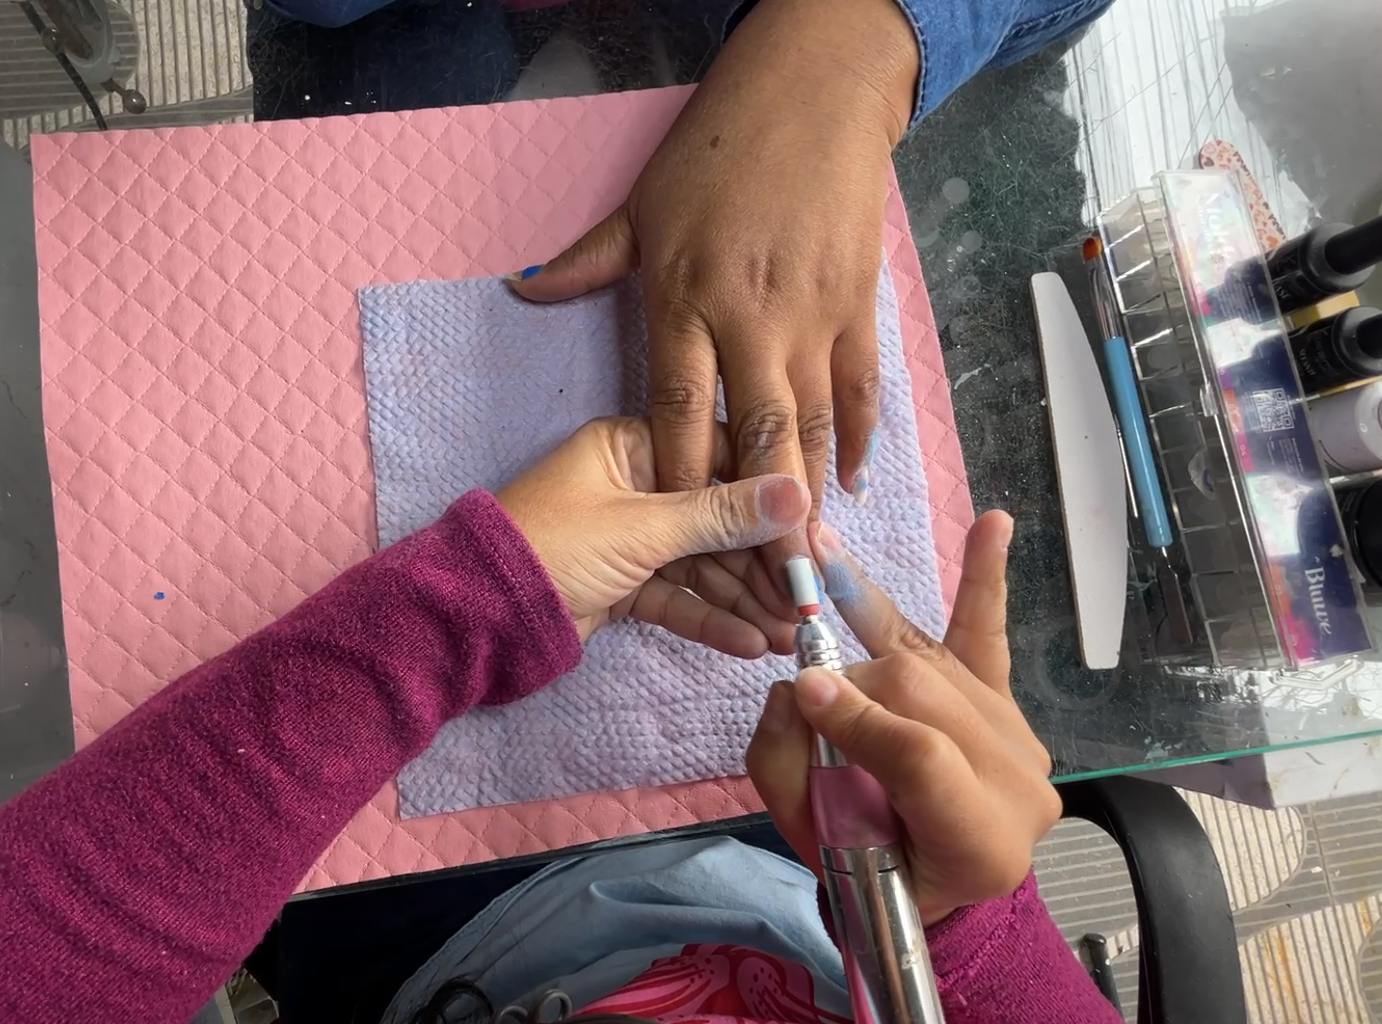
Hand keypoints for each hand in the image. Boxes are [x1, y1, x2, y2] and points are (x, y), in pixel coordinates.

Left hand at [497, 417, 807, 657]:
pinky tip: (748, 644)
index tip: (814, 537)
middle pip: (716, 520)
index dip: (770, 500)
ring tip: (788, 636)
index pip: (720, 460)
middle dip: (761, 565)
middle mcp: (637, 486)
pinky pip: (676, 596)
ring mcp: (630, 537)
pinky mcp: (623, 582)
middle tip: (805, 603)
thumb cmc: (555, 546)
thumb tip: (800, 494)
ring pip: (700, 564)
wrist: (480, 613)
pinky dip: (708, 618)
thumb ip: (720, 514)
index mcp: (633, 447)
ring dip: (743, 600)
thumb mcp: (641, 528)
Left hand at [509, 0, 919, 557]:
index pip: (678, 413)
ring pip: (810, 422)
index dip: (684, 483)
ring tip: (812, 555)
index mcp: (686, 303)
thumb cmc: (716, 151)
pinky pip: (860, 386)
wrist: (817, 86)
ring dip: (812, 494)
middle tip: (772, 579)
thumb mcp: (639, 208)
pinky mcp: (857, 306)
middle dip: (763, 515)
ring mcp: (809, 314)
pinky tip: (849, 482)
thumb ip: (585, 262)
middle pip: (752, 434)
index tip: (687, 542)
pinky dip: (858, 436)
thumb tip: (522, 286)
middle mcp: (748, 319)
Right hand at [745, 512, 1060, 924]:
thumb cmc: (865, 863)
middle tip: (810, 691)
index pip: (921, 757)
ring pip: (929, 658)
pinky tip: (993, 524)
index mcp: (975, 840)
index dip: (859, 718)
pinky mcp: (1000, 699)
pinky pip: (986, 635)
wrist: (932, 875)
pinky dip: (984, 579)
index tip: (801, 689)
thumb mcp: (807, 838)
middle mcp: (1014, 778)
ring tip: (821, 559)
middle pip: (920, 692)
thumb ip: (787, 767)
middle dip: (852, 683)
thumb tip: (795, 686)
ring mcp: (1014, 731)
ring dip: (866, 631)